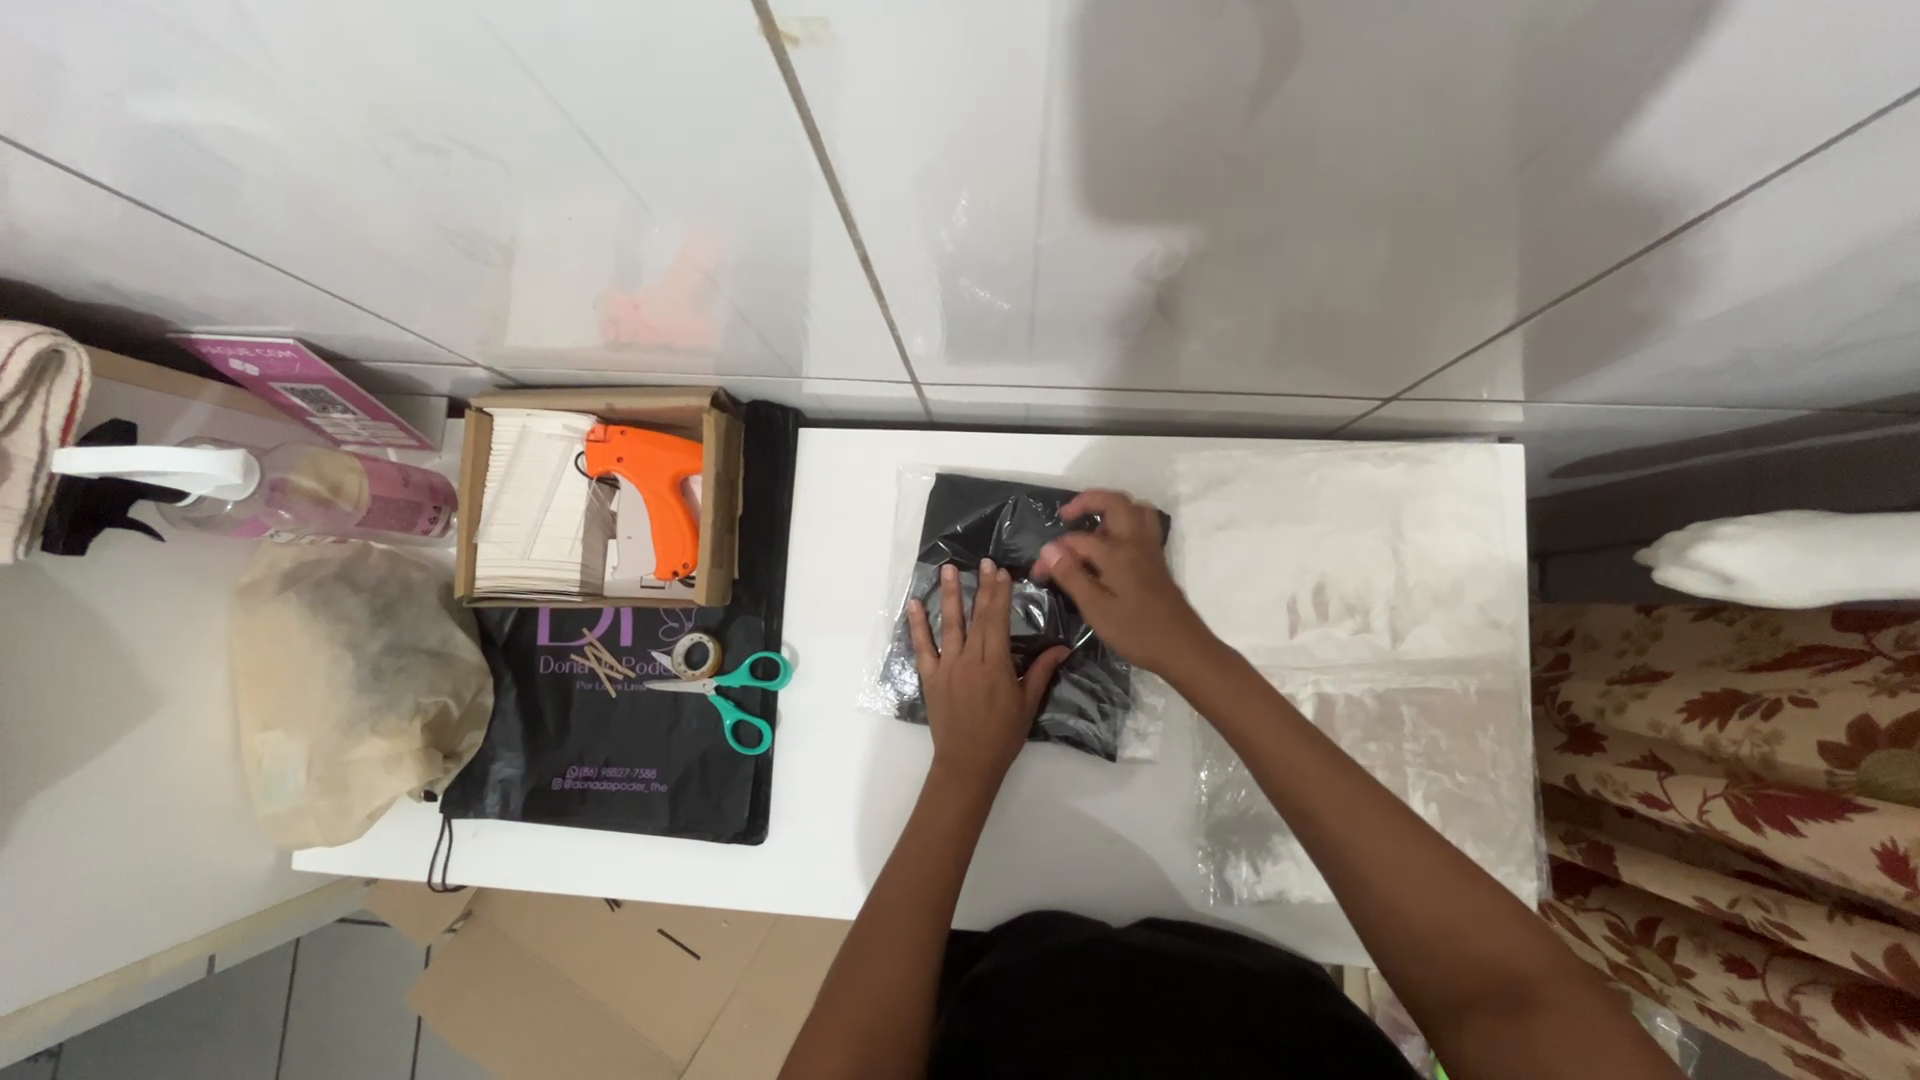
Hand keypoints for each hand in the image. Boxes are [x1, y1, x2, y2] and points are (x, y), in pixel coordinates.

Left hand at [908, 559, 1070, 788]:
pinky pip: (923, 647)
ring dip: (950, 595)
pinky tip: (915, 605)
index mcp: (996, 664)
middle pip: (977, 617)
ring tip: (949, 569)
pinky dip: (918, 625)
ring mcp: (947, 667)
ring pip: (949, 625)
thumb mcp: (1028, 703)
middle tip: (984, 561)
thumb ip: (1041, 672)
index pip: (998, 620)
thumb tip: (1062, 648)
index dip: (1000, 594)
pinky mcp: (931, 677)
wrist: (967, 763)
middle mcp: (970, 660)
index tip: (1001, 572)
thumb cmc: (1003, 735)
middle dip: (982, 587)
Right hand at [1031, 489, 1215, 676]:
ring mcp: (1151, 550)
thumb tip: (1048, 549)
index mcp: (1117, 553)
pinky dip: (1125, 522)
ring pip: (1135, 509)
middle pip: (1115, 502)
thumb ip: (1072, 576)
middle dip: (1087, 501)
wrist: (1183, 648)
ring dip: (1111, 508)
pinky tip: (1113, 545)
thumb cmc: (1137, 632)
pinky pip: (1143, 525)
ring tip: (1092, 525)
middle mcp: (1136, 542)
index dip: (1054, 553)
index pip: (1077, 540)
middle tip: (1066, 516)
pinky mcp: (1158, 561)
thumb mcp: (1096, 609)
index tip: (1039, 573)